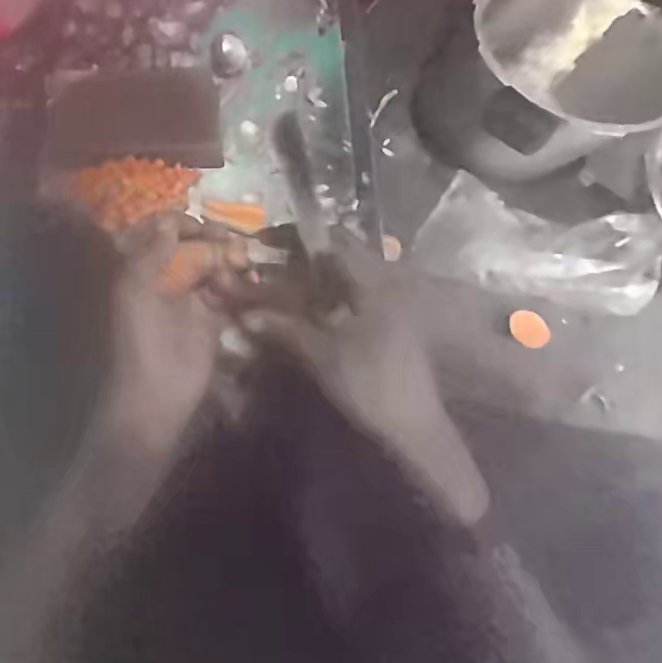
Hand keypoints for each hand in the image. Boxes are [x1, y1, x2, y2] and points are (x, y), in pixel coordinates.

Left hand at [99, 216, 227, 458]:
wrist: (157, 392)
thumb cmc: (141, 339)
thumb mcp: (137, 290)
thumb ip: (152, 253)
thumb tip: (169, 219)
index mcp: (142, 269)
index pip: (162, 232)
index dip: (182, 224)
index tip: (202, 226)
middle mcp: (165, 278)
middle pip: (192, 245)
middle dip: (212, 240)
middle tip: (231, 242)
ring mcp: (189, 297)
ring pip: (212, 265)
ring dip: (227, 260)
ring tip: (243, 262)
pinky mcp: (212, 317)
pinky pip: (226, 290)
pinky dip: (236, 284)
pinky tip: (247, 283)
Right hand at [245, 242, 488, 524]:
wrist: (414, 426)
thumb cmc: (369, 384)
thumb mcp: (322, 355)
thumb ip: (286, 328)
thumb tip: (247, 314)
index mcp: (374, 283)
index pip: (334, 240)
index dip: (299, 237)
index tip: (268, 241)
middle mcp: (387, 283)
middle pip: (343, 254)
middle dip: (306, 255)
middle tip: (273, 262)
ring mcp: (393, 301)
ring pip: (350, 273)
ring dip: (318, 274)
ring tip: (285, 283)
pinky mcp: (393, 320)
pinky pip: (357, 292)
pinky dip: (332, 292)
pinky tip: (311, 307)